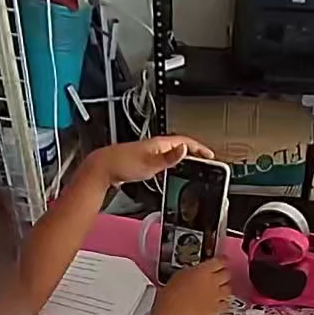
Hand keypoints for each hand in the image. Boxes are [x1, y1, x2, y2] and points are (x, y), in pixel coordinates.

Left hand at [84, 135, 214, 185]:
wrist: (104, 168)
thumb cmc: (123, 164)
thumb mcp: (150, 163)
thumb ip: (169, 158)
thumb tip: (185, 149)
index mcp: (159, 143)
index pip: (185, 141)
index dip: (199, 148)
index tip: (209, 155)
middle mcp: (155, 146)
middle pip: (180, 146)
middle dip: (194, 152)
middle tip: (204, 160)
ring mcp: (149, 152)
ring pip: (171, 153)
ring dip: (183, 158)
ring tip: (192, 166)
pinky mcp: (143, 160)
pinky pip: (163, 160)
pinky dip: (172, 165)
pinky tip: (170, 173)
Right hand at [154, 257, 231, 314]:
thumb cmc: (170, 296)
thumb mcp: (179, 276)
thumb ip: (192, 272)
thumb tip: (195, 272)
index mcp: (203, 270)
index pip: (220, 261)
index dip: (223, 260)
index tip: (223, 260)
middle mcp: (213, 282)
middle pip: (227, 274)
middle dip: (224, 273)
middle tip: (220, 274)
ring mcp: (216, 296)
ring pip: (228, 288)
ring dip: (224, 287)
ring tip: (218, 289)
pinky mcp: (216, 309)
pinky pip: (226, 304)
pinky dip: (223, 302)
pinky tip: (217, 302)